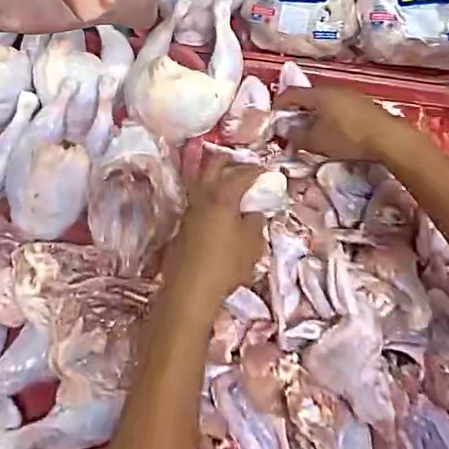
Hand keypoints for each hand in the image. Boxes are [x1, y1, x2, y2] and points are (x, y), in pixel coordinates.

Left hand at [163, 153, 267, 304]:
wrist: (191, 287)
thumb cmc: (226, 264)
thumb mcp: (252, 244)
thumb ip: (255, 222)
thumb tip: (254, 211)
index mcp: (222, 197)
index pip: (240, 174)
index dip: (254, 170)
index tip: (265, 170)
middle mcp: (203, 196)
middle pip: (213, 166)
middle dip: (229, 161)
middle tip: (242, 163)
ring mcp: (190, 208)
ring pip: (200, 179)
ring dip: (214, 174)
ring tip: (227, 179)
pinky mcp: (183, 222)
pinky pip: (197, 196)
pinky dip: (208, 192)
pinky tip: (216, 204)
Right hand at [275, 86, 403, 161]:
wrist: (389, 138)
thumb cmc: (348, 138)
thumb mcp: (317, 142)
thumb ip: (298, 137)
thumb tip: (287, 133)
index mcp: (318, 94)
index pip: (291, 92)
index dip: (279, 103)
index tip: (274, 115)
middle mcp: (332, 89)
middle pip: (308, 95)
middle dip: (298, 109)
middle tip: (292, 123)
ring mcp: (350, 94)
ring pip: (325, 100)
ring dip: (316, 112)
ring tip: (313, 128)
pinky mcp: (363, 103)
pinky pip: (339, 105)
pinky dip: (331, 114)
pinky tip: (335, 129)